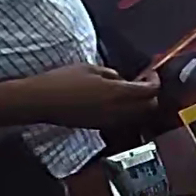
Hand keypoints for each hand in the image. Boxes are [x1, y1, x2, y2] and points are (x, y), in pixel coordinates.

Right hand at [3, 64, 159, 129]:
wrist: (40, 102)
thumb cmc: (62, 81)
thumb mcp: (91, 69)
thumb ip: (112, 74)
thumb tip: (123, 80)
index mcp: (119, 93)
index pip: (151, 91)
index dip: (154, 81)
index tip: (150, 72)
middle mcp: (120, 110)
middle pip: (150, 106)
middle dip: (151, 95)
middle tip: (143, 82)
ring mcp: (111, 121)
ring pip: (138, 115)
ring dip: (141, 104)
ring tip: (130, 91)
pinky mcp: (101, 126)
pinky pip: (124, 120)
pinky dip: (128, 111)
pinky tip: (116, 101)